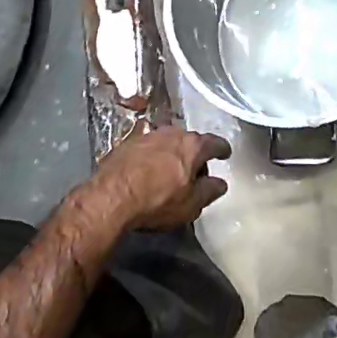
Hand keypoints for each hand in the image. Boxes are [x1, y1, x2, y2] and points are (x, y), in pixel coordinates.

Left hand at [81, 126, 231, 231]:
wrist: (111, 196)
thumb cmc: (157, 201)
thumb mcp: (191, 204)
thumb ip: (209, 191)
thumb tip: (220, 183)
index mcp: (192, 145)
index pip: (214, 143)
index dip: (222, 149)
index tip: (225, 154)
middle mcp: (171, 133)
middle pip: (190, 140)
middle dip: (195, 153)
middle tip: (197, 171)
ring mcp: (148, 134)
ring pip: (168, 141)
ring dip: (173, 153)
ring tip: (172, 171)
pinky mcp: (128, 141)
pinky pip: (150, 146)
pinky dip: (155, 155)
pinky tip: (150, 170)